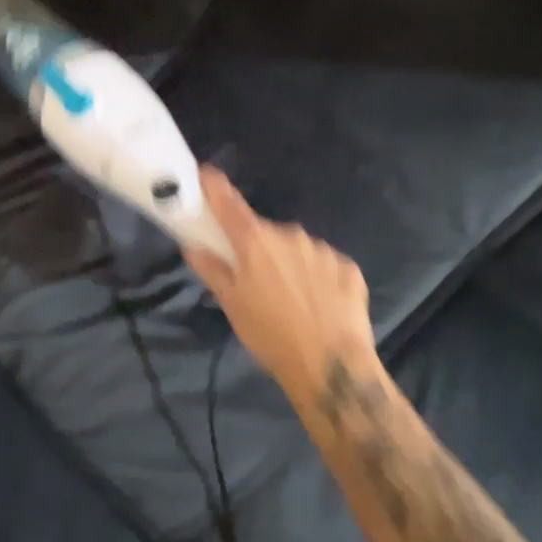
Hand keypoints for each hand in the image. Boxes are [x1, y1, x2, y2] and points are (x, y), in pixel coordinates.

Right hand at [183, 166, 377, 388]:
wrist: (332, 367)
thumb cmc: (270, 335)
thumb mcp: (232, 306)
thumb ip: (212, 270)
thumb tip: (193, 246)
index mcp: (255, 242)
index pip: (229, 202)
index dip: (214, 187)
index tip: (205, 174)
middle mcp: (289, 236)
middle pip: (264, 232)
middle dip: (256, 248)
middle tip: (252, 279)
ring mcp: (322, 250)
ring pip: (295, 249)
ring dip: (288, 264)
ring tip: (289, 300)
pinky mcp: (348, 268)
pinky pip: (323, 265)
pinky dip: (316, 278)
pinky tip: (317, 305)